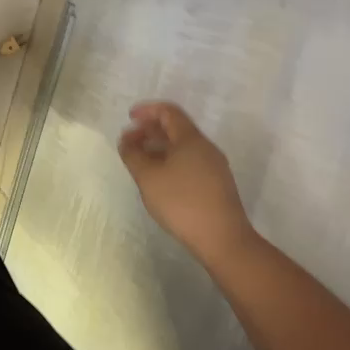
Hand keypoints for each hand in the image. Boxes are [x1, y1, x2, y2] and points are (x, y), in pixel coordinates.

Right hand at [119, 102, 257, 266]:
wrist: (223, 239)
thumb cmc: (181, 202)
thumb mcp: (147, 176)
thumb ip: (133, 154)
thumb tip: (127, 140)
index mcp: (191, 139)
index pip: (169, 112)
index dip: (147, 110)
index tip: (129, 119)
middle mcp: (206, 148)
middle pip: (176, 128)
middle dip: (150, 130)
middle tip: (130, 142)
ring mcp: (214, 167)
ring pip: (183, 146)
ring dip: (159, 147)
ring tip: (141, 161)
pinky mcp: (216, 184)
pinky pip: (190, 161)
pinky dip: (171, 160)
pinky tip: (160, 178)